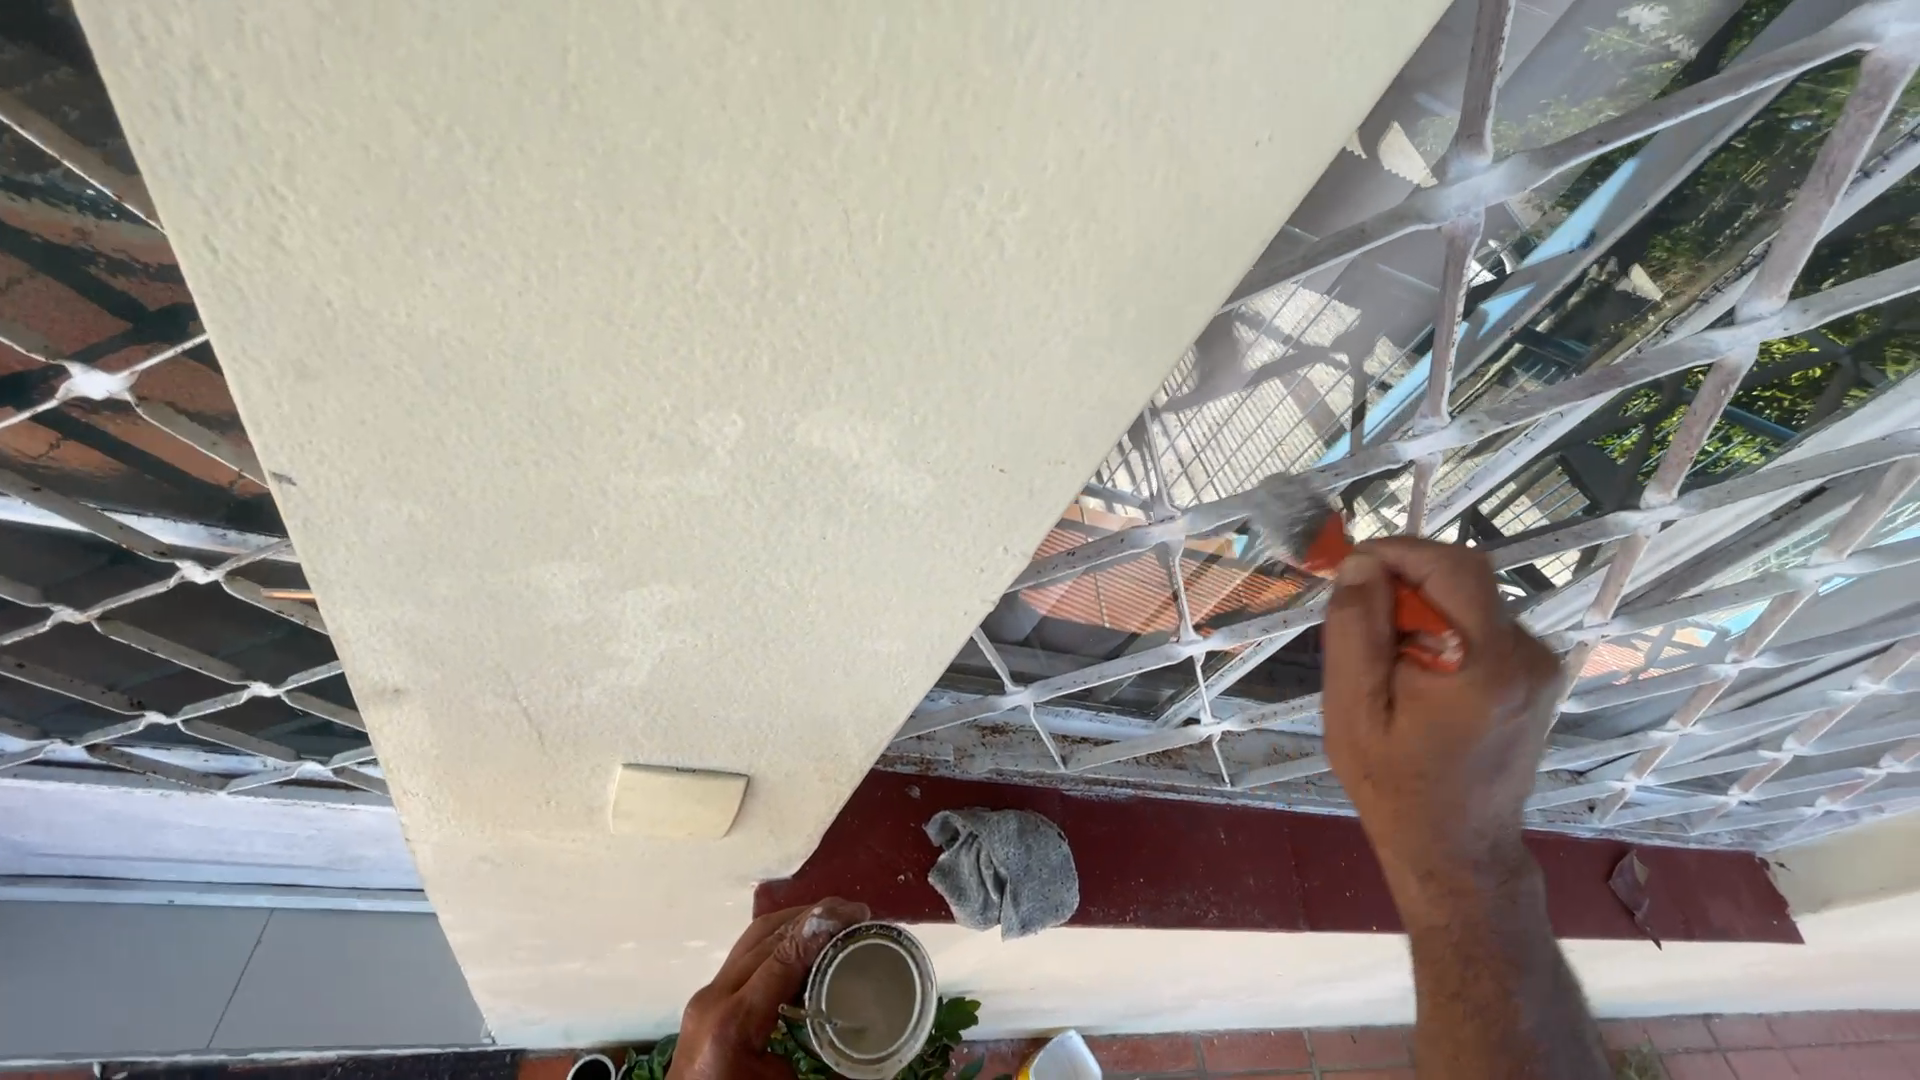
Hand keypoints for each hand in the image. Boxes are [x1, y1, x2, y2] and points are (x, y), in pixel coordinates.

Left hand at [667, 897, 869, 1079]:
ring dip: (793, 921)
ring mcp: (706, 996)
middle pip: (766, 937)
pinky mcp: (706, 1000)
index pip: (782, 957)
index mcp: (733, 1023)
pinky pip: (744, 956)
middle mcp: (714, 998)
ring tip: (833, 918)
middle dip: (812, 916)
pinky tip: (803, 944)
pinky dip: (777, 940)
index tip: (854, 914)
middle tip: (853, 911)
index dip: (819, 929)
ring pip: (752, 938)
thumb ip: (827, 1060)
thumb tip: (872, 1038)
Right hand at [1320, 538, 1563, 911]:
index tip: (1351, 568)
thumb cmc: (1394, 783)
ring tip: (1382, 660)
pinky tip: (1415, 673)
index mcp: (1486, 664)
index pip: (1453, 566)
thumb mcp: (1353, 708)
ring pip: (1470, 600)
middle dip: (1403, 581)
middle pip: (1463, 579)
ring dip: (1420, 608)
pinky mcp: (1538, 676)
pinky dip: (1441, 629)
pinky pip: (1481, 625)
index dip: (1399, 551)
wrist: (1455, 847)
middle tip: (1357, 620)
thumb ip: (1356, 631)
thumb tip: (1362, 564)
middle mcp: (1530, 655)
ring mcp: (1542, 666)